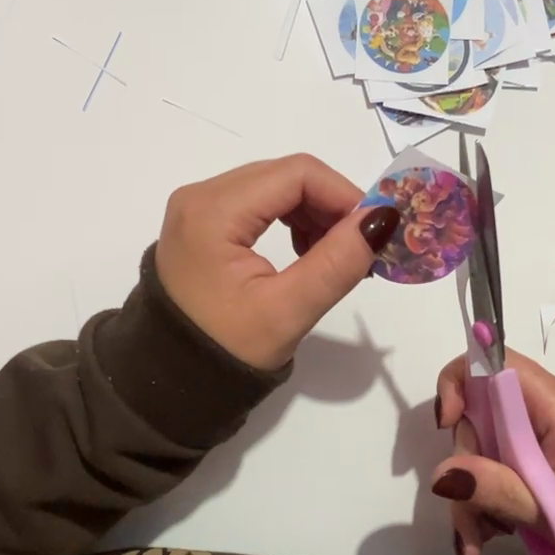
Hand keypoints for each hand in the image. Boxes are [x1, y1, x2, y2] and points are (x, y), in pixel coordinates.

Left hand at [156, 155, 400, 370]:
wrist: (171, 380)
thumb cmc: (225, 350)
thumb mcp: (287, 311)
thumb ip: (336, 263)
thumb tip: (383, 219)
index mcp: (213, 211)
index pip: (296, 174)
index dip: (343, 195)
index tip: (376, 232)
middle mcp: (201, 196)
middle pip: (285, 176)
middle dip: (331, 206)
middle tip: (361, 249)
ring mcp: (199, 207)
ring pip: (274, 187)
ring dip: (314, 213)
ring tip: (336, 256)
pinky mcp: (203, 222)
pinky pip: (258, 203)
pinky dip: (291, 219)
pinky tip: (307, 253)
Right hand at [431, 350, 554, 554]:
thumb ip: (499, 490)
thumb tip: (442, 475)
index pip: (495, 362)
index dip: (459, 382)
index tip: (448, 426)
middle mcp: (548, 404)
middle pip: (481, 413)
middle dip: (465, 467)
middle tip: (470, 522)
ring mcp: (545, 426)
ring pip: (486, 441)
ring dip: (474, 489)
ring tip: (482, 539)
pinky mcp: (544, 446)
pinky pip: (502, 455)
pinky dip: (491, 491)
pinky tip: (493, 530)